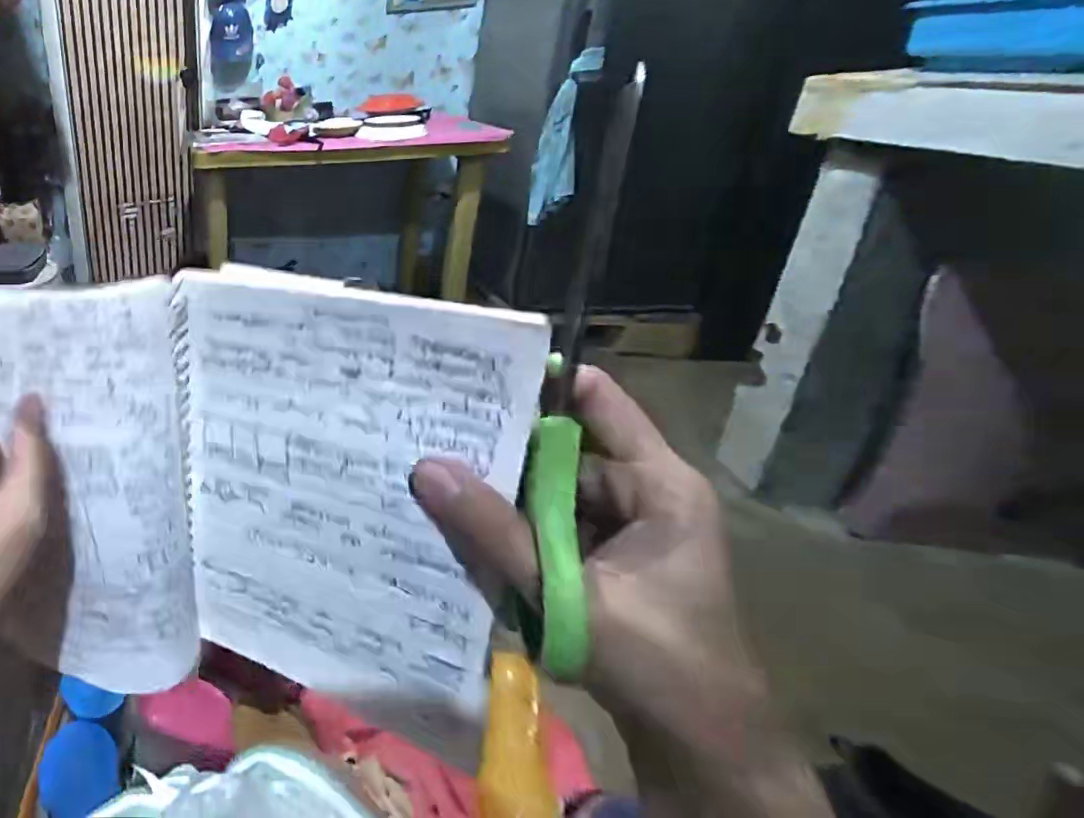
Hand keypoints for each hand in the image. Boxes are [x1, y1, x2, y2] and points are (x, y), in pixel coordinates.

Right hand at [411, 366, 827, 816]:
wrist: (705, 757)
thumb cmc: (662, 671)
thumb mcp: (570, 598)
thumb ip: (496, 534)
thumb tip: (426, 468)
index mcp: (658, 486)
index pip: (596, 400)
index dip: (536, 379)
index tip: (469, 373)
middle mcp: (635, 492)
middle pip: (554, 443)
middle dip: (495, 440)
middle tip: (425, 424)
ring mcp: (612, 524)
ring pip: (539, 485)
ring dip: (492, 487)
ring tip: (427, 468)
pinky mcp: (591, 553)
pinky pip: (538, 520)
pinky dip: (503, 522)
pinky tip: (455, 522)